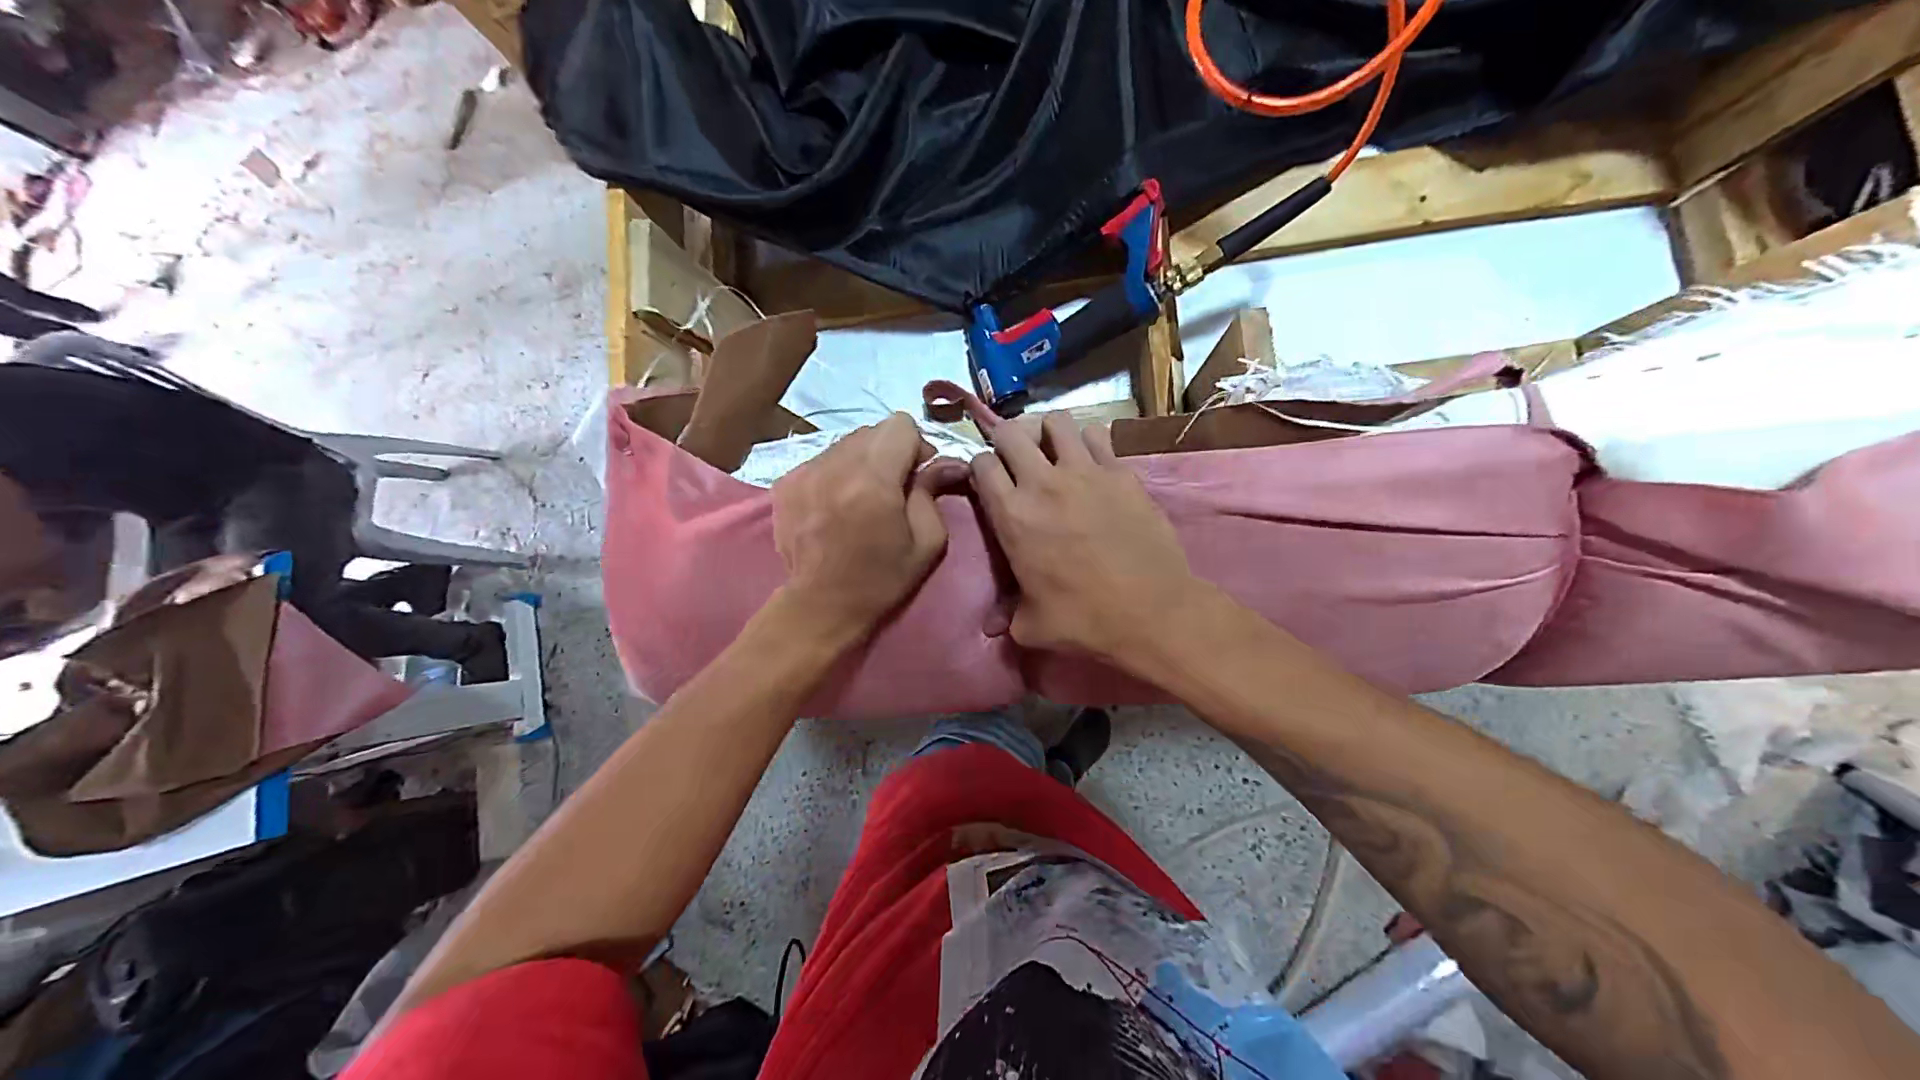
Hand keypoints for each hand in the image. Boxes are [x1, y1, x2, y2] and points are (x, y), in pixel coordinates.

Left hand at [771, 413, 965, 638]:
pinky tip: (836, 504)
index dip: (916, 445)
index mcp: (874, 478)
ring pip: (845, 443)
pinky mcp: (785, 483)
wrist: (821, 605)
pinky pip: (821, 459)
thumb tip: (946, 462)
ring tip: (862, 497)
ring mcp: (806, 471)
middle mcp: (836, 464)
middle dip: (889, 451)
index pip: (901, 424)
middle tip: (893, 487)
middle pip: (872, 430)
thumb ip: (933, 491)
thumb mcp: (926, 542)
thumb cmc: (880, 578)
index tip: (917, 475)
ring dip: (861, 461)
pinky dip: (835, 473)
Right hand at [969, 412, 1204, 665]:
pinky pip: (1098, 436)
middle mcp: (1042, 483)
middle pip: (1011, 432)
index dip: (982, 468)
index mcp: (1012, 515)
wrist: (1152, 612)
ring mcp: (1085, 471)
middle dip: (1007, 440)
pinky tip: (1093, 463)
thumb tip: (990, 627)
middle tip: (1016, 459)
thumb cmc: (1085, 619)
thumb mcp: (1031, 626)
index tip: (990, 482)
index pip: (982, 464)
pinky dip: (1088, 443)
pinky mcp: (1121, 472)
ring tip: (1054, 452)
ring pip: (1056, 422)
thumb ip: (1006, 616)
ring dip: (1048, 433)